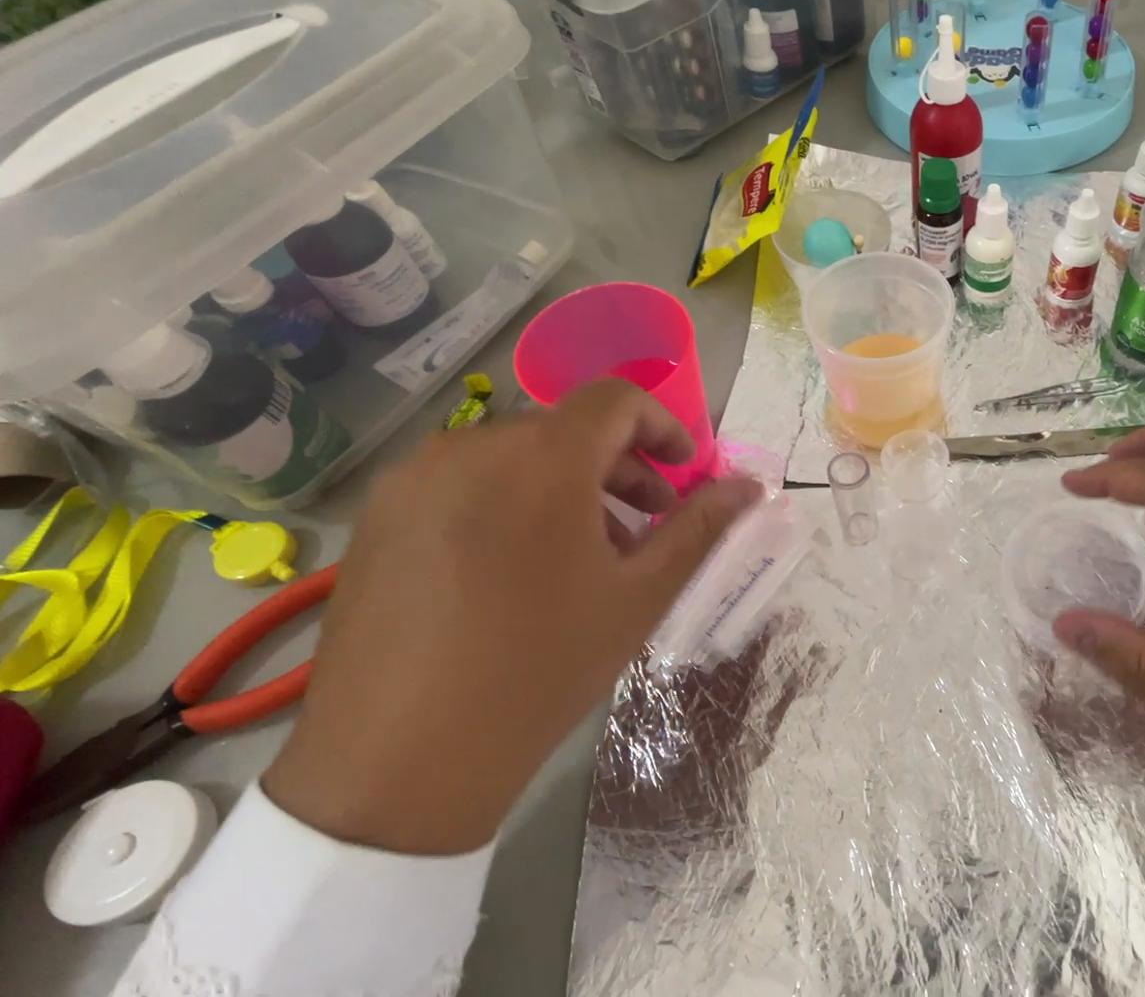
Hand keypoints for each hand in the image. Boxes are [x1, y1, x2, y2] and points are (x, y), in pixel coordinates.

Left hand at [263, 380, 760, 853]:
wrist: (397, 759)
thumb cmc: (542, 669)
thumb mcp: (640, 597)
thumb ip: (700, 528)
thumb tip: (751, 486)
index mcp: (542, 459)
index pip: (615, 400)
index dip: (662, 426)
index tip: (684, 475)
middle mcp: (470, 448)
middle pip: (565, 430)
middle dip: (619, 469)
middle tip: (644, 530)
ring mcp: (413, 480)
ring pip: (513, 457)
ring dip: (565, 488)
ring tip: (584, 557)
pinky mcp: (378, 516)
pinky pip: (464, 484)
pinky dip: (510, 503)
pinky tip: (517, 572)